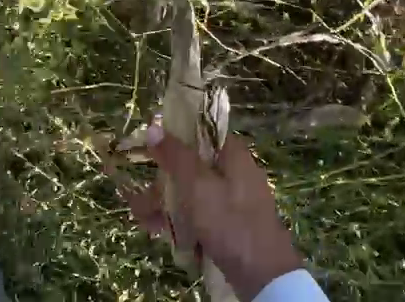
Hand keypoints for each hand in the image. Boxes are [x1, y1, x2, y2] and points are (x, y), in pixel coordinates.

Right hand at [126, 124, 303, 300]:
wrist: (265, 279)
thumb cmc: (229, 222)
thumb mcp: (197, 185)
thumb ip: (175, 155)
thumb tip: (153, 126)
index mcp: (232, 154)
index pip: (198, 132)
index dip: (172, 137)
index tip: (149, 149)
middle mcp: (235, 172)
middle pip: (192, 165)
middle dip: (162, 181)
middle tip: (139, 196)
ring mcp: (235, 201)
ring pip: (194, 193)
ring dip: (166, 203)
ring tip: (141, 217)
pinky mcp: (233, 226)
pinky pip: (202, 214)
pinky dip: (182, 220)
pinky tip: (161, 231)